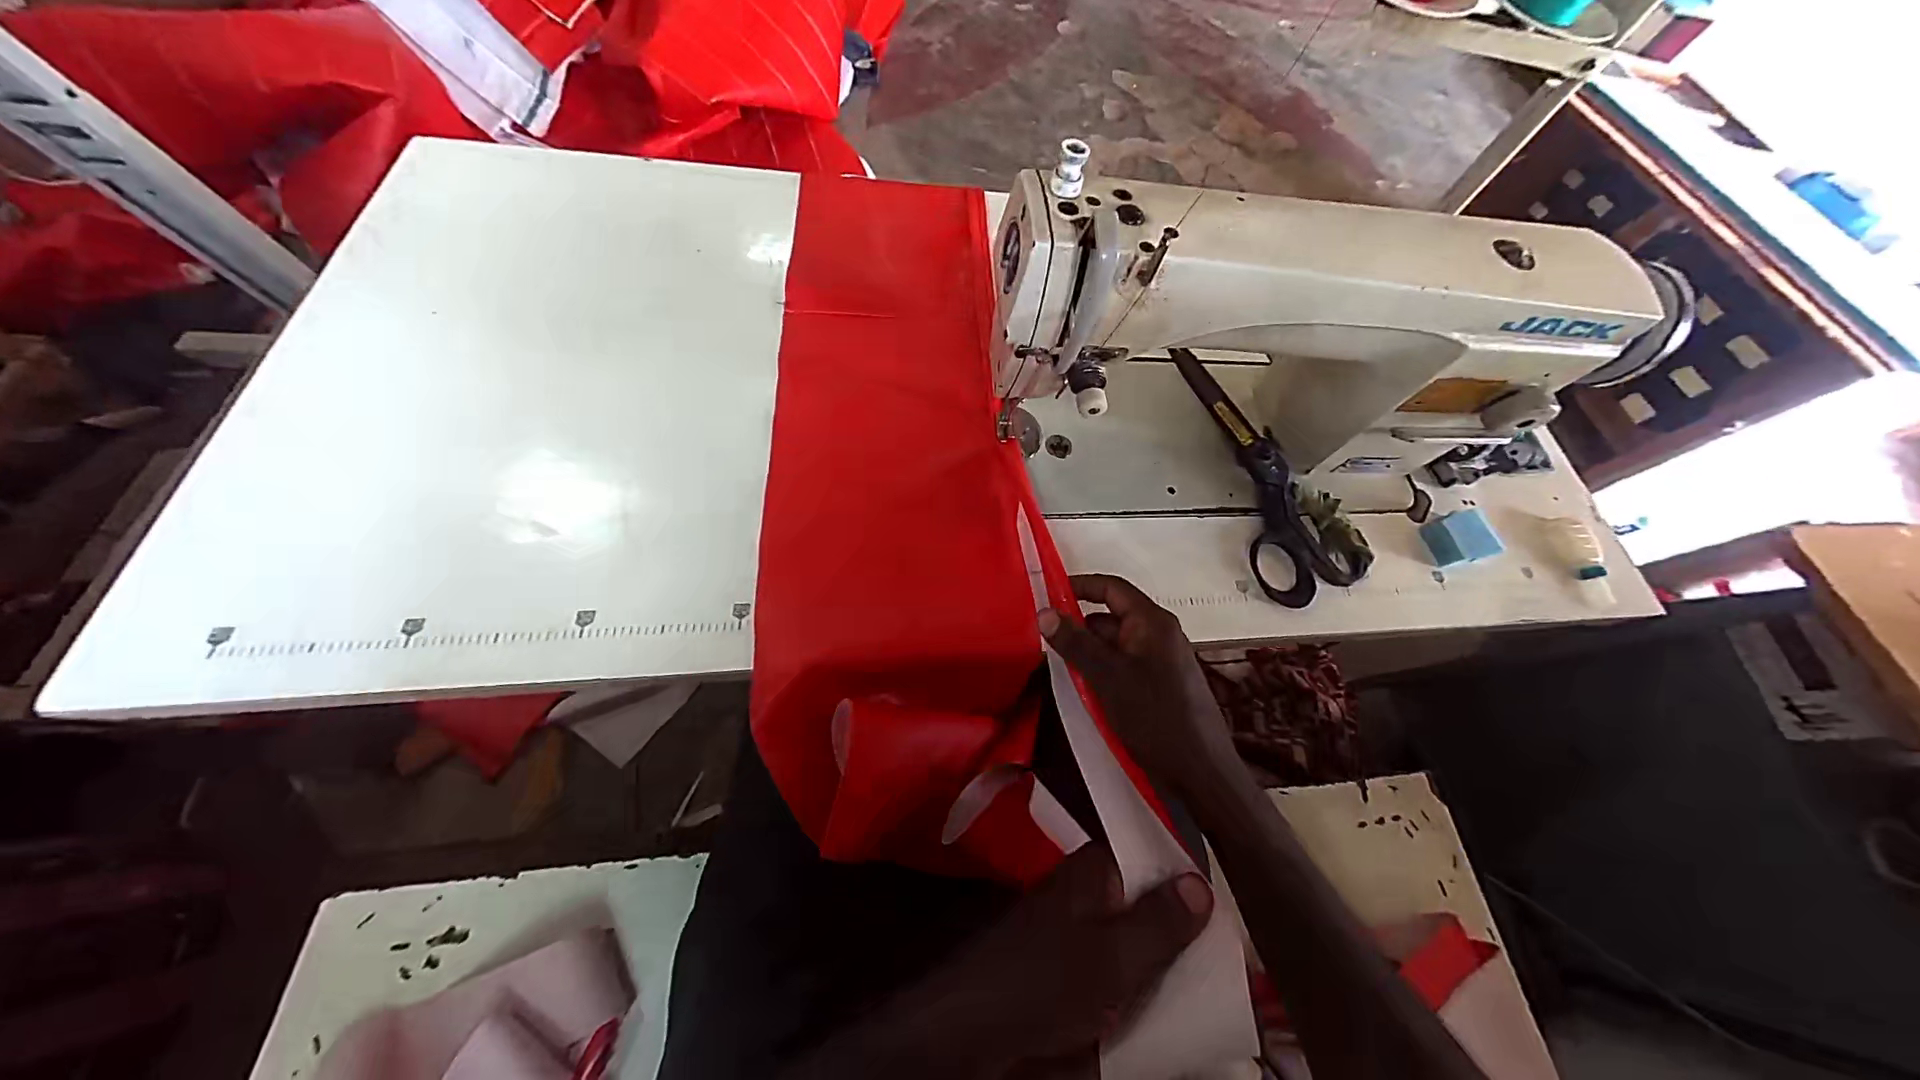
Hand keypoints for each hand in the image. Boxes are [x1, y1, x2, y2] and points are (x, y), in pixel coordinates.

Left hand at [782, 844, 1211, 1078]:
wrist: (972, 1029)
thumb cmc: (1044, 981)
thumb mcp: (1113, 958)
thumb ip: (1158, 923)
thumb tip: (1200, 883)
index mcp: (1094, 872)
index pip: (1149, 856)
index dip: (1185, 878)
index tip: (1224, 905)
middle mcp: (1087, 893)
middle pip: (1145, 901)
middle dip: (1180, 929)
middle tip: (1224, 959)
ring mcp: (1078, 932)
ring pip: (1134, 939)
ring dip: (1162, 964)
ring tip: (1207, 986)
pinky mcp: (1072, 971)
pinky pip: (1117, 970)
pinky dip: (1138, 986)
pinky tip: (1163, 1006)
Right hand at [1037, 574, 1236, 801]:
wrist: (1199, 773)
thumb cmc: (1154, 717)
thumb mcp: (1107, 677)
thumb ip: (1075, 643)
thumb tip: (1045, 613)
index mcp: (1153, 622)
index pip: (1112, 588)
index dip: (1079, 586)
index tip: (1047, 594)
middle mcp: (1159, 635)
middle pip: (1111, 616)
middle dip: (1078, 625)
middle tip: (1044, 638)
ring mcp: (1161, 661)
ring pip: (1115, 644)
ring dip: (1088, 652)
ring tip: (1058, 666)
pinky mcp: (1159, 685)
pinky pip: (1123, 666)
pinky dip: (1101, 671)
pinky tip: (1083, 689)